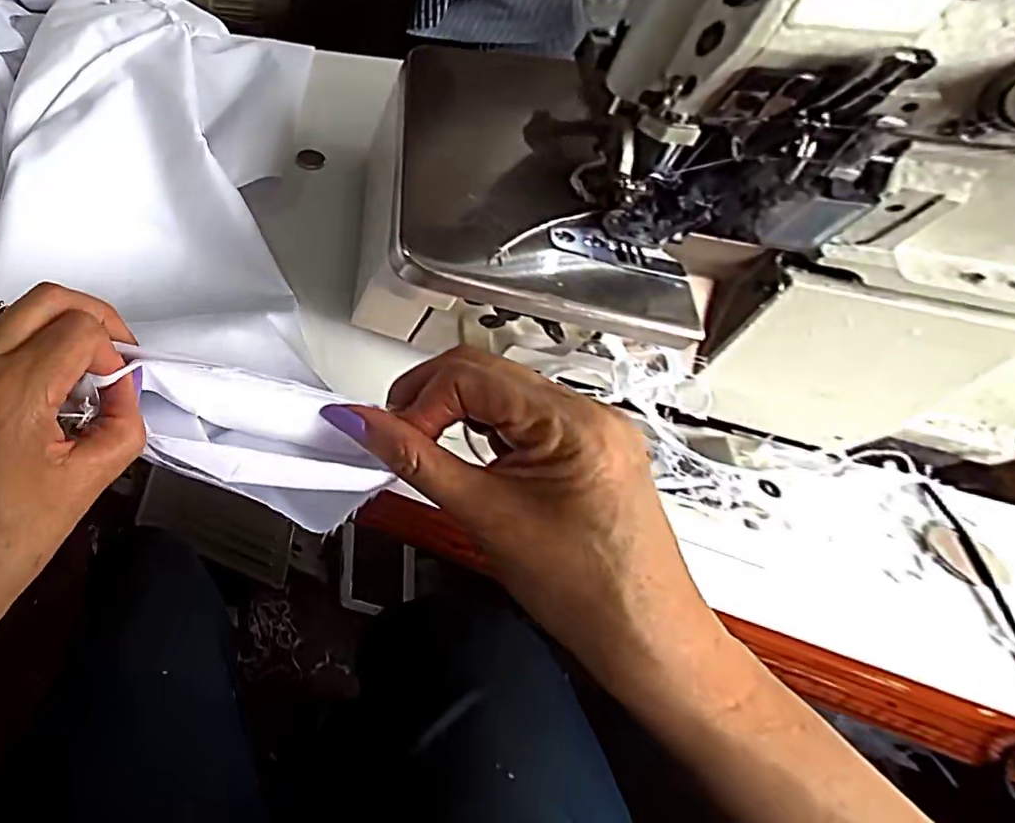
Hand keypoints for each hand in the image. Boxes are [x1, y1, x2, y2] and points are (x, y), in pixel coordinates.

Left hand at [0, 283, 145, 747]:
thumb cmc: (0, 546)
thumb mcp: (86, 485)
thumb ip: (122, 424)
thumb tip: (123, 388)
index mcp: (10, 394)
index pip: (81, 330)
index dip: (113, 353)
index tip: (116, 392)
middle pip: (49, 297)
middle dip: (94, 316)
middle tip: (115, 352)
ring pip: (21, 309)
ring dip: (62, 325)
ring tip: (84, 372)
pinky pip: (0, 333)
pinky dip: (35, 341)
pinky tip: (50, 384)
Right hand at [323, 346, 723, 693]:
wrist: (649, 645)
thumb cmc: (591, 595)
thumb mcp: (483, 517)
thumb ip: (414, 460)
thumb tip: (365, 422)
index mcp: (574, 424)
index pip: (468, 377)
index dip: (418, 403)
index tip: (390, 434)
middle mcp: (589, 414)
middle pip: (480, 369)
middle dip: (427, 394)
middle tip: (395, 431)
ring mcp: (589, 427)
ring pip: (496, 386)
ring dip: (450, 407)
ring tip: (424, 443)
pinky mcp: (582, 444)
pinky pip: (516, 411)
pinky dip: (477, 423)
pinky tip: (463, 451)